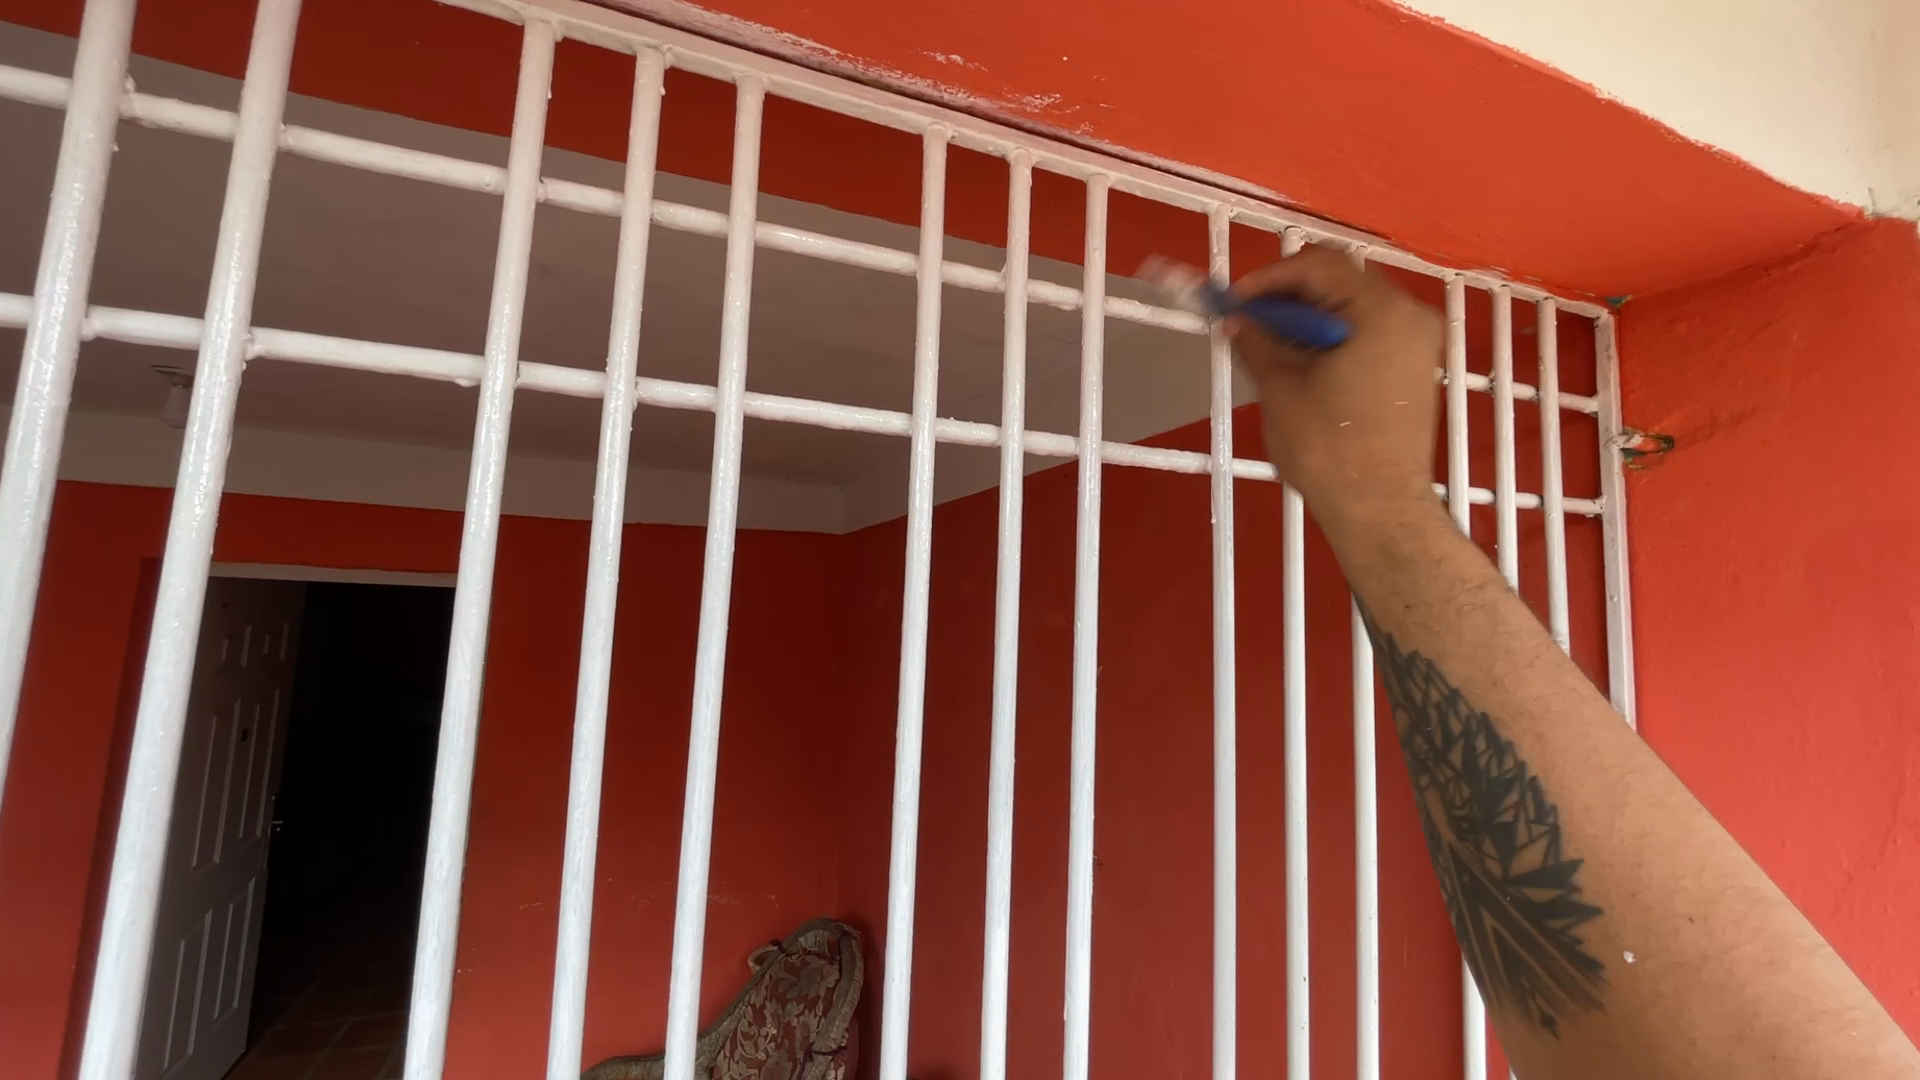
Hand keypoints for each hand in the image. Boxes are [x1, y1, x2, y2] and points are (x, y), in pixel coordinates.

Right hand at [1226, 245, 1443, 531]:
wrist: (1377, 505)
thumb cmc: (1328, 446)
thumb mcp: (1282, 388)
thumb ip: (1258, 343)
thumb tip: (1236, 321)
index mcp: (1380, 312)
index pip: (1319, 266)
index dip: (1269, 278)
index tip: (1234, 299)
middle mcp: (1409, 316)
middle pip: (1339, 283)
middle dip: (1287, 297)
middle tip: (1247, 320)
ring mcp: (1416, 343)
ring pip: (1350, 310)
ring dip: (1305, 319)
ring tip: (1266, 345)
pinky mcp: (1411, 369)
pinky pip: (1364, 334)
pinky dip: (1328, 338)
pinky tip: (1298, 363)